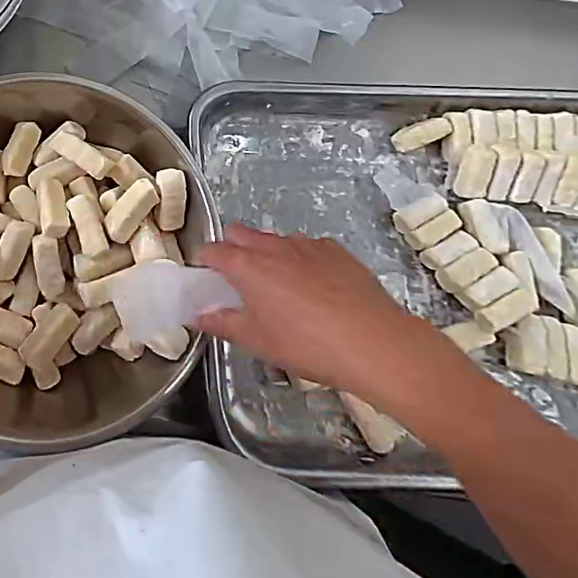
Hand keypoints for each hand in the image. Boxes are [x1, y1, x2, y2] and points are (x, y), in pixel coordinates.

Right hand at [197, 224, 449, 395]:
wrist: (375, 343)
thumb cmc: (310, 345)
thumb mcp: (258, 342)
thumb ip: (223, 324)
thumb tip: (202, 316)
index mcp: (247, 266)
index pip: (212, 250)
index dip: (205, 263)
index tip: (208, 279)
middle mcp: (273, 247)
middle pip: (239, 233)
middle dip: (232, 249)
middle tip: (238, 281)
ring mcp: (306, 245)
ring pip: (274, 238)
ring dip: (267, 253)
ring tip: (279, 287)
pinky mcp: (335, 250)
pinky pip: (307, 246)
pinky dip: (301, 259)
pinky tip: (314, 288)